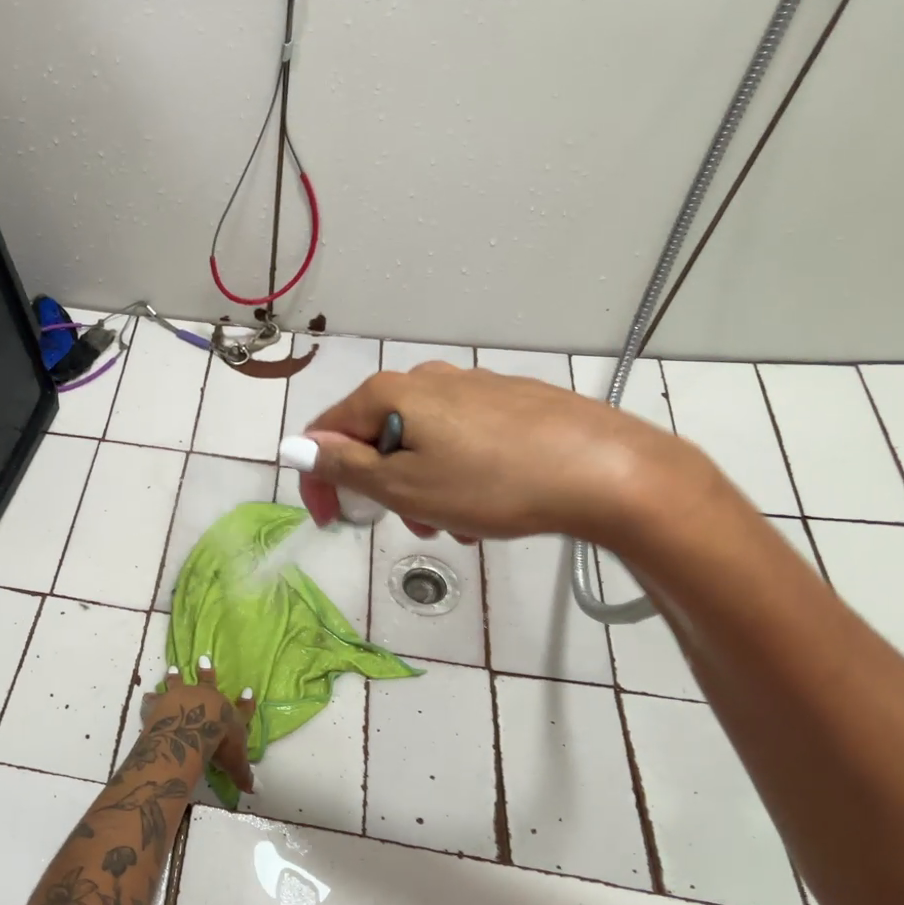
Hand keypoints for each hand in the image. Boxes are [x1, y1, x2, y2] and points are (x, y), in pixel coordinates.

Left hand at [139, 657, 255, 794]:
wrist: (194, 727)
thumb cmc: (219, 743)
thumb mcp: (235, 762)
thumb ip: (242, 774)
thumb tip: (254, 790)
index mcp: (229, 715)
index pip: (242, 709)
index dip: (246, 703)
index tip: (249, 690)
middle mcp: (207, 700)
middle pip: (208, 683)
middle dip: (206, 672)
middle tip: (203, 658)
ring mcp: (184, 697)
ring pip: (179, 683)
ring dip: (175, 677)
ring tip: (171, 669)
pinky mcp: (164, 701)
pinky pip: (156, 699)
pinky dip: (151, 699)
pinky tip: (147, 696)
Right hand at [294, 361, 695, 542]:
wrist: (606, 470)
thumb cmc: (491, 483)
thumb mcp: (404, 486)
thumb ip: (343, 466)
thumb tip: (297, 447)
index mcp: (390, 393)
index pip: (326, 433)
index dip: (319, 480)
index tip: (334, 522)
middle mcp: (427, 378)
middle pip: (375, 436)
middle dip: (380, 487)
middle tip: (409, 526)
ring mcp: (472, 386)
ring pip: (420, 442)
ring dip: (420, 486)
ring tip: (456, 522)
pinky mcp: (510, 401)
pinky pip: (460, 439)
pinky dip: (456, 473)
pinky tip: (488, 503)